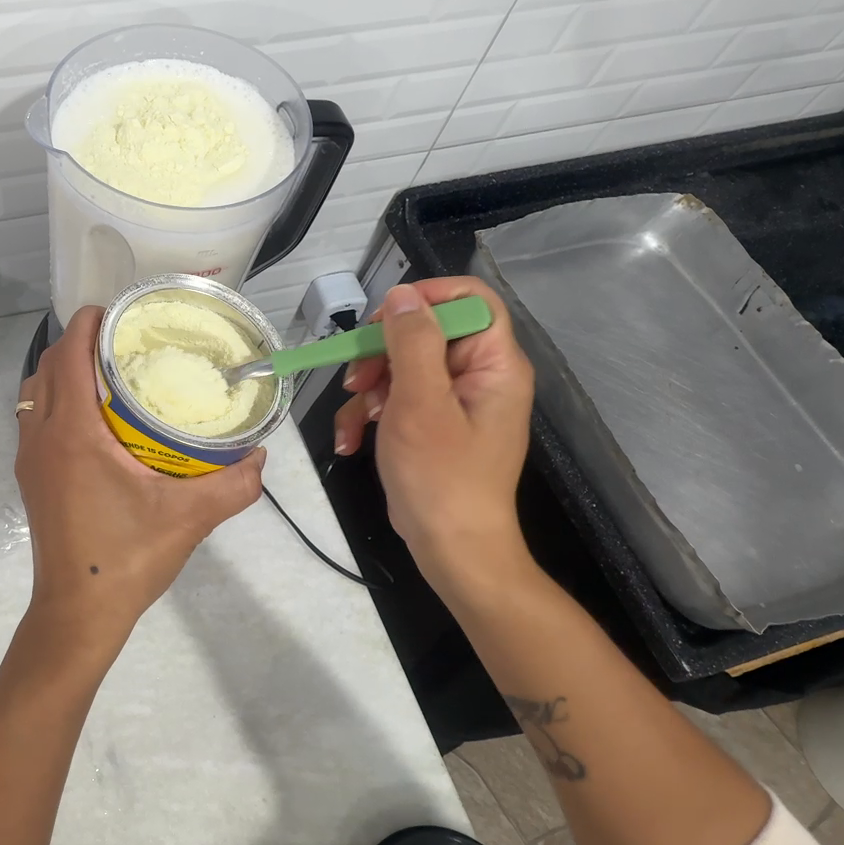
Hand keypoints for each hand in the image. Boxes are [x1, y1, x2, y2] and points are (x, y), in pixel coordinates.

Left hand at [14, 306, 266, 645]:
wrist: (77, 613)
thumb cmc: (126, 558)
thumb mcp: (189, 518)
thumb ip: (233, 485)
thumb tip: (260, 455)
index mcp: (73, 433)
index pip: (68, 356)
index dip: (86, 323)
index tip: (116, 311)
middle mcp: (42, 437)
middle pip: (47, 367)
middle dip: (77, 342)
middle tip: (121, 339)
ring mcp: (30, 459)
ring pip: (36, 393)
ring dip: (63, 372)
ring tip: (107, 372)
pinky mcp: (31, 478)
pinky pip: (37, 419)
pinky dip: (57, 400)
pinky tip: (95, 418)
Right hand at [332, 279, 536, 588]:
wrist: (452, 550)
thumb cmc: (442, 477)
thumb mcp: (420, 403)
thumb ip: (412, 343)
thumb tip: (402, 294)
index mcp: (494, 364)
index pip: (470, 300)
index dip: (425, 298)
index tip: (383, 320)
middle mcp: (478, 376)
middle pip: (424, 333)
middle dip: (380, 354)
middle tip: (356, 379)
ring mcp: (453, 402)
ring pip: (400, 367)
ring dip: (367, 391)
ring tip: (353, 420)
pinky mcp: (431, 425)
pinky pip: (395, 400)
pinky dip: (368, 417)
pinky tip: (349, 441)